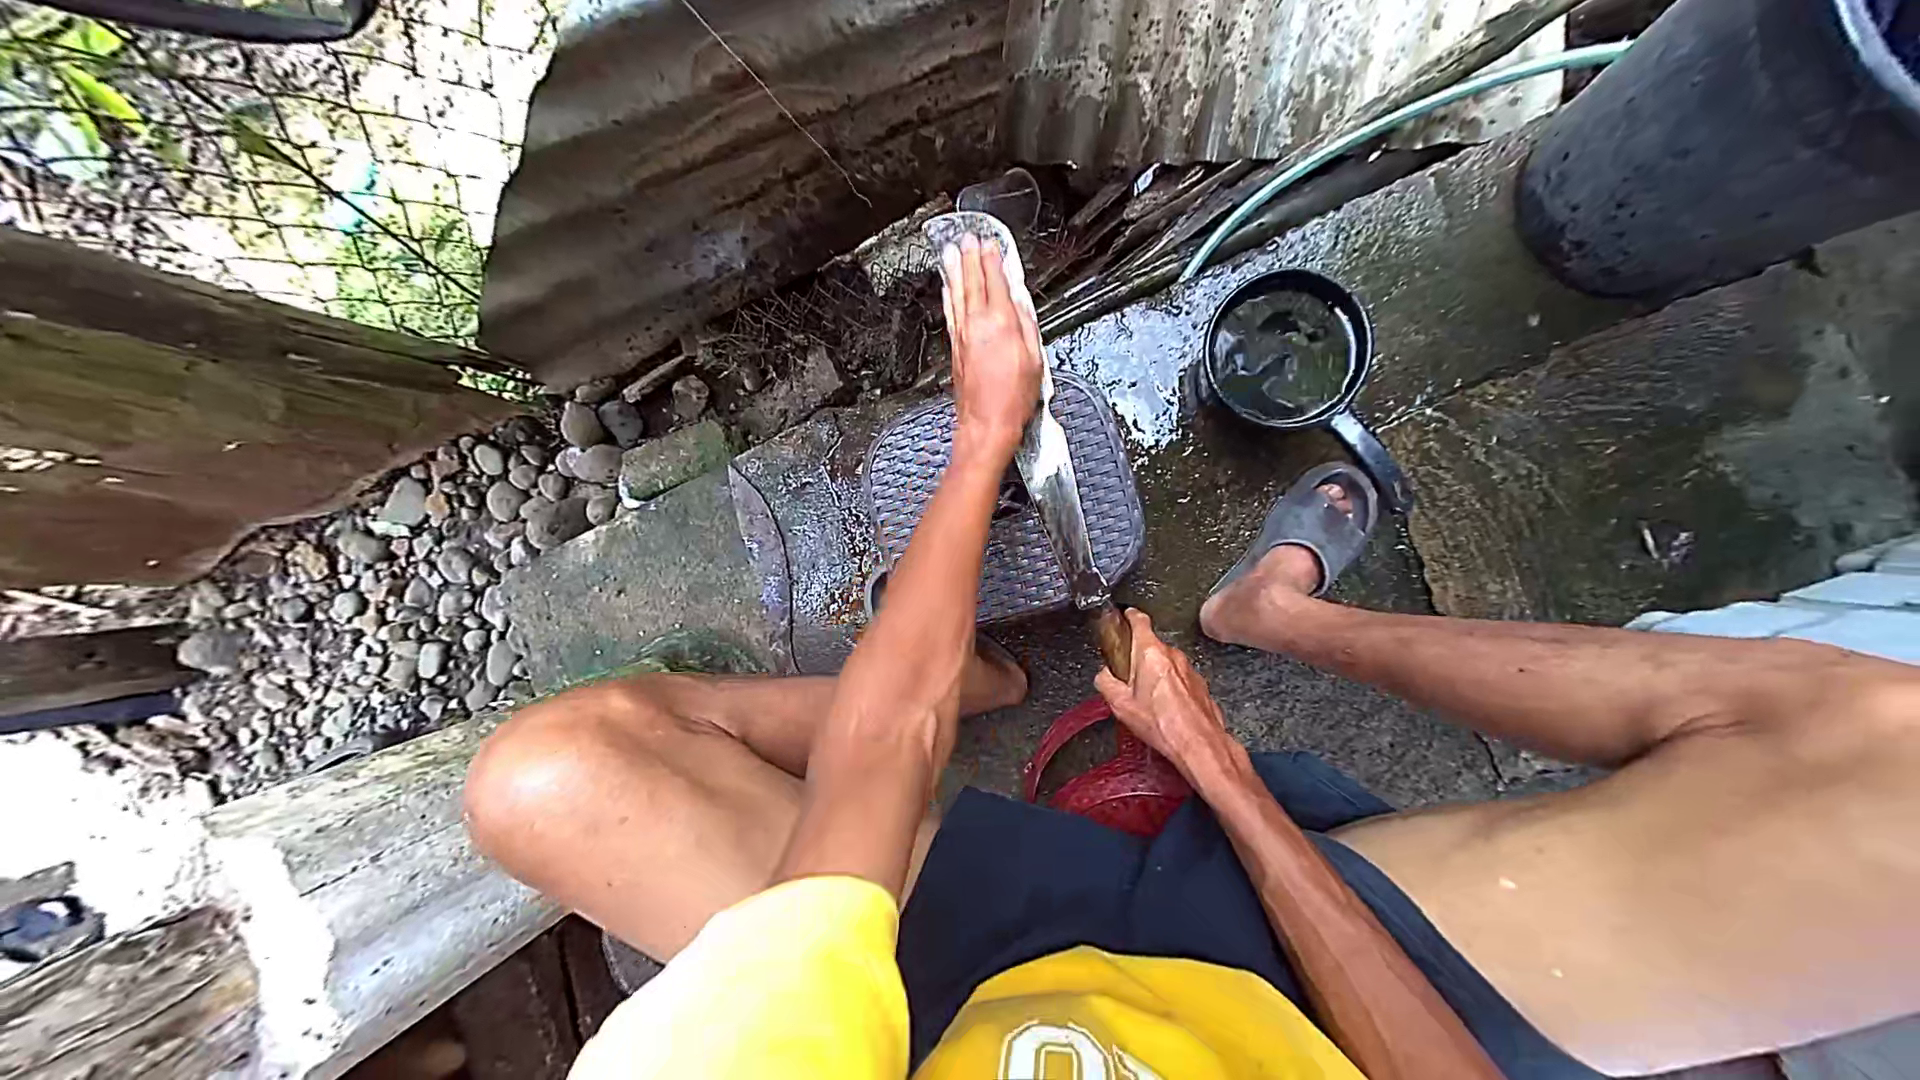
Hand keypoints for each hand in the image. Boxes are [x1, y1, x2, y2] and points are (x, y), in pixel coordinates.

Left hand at [942, 233, 1042, 452]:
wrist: (986, 424)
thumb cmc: (1012, 399)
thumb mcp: (1035, 358)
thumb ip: (1027, 324)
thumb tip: (1020, 302)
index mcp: (1000, 323)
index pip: (995, 280)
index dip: (992, 259)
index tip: (989, 243)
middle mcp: (977, 325)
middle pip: (972, 282)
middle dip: (969, 257)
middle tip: (966, 238)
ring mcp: (962, 337)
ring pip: (957, 295)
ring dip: (954, 271)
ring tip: (951, 253)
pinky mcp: (954, 350)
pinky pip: (950, 313)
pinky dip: (949, 296)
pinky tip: (947, 289)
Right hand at [1094, 609, 1242, 781]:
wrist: (1199, 745)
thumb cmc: (1163, 725)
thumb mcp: (1120, 704)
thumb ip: (1105, 681)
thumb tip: (1104, 675)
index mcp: (1150, 653)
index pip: (1139, 619)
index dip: (1128, 616)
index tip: (1124, 617)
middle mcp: (1173, 655)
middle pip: (1150, 645)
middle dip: (1138, 657)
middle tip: (1129, 677)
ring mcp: (1189, 669)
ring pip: (1166, 662)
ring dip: (1156, 673)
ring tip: (1148, 699)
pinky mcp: (1199, 683)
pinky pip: (1179, 678)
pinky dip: (1171, 687)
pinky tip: (1165, 708)